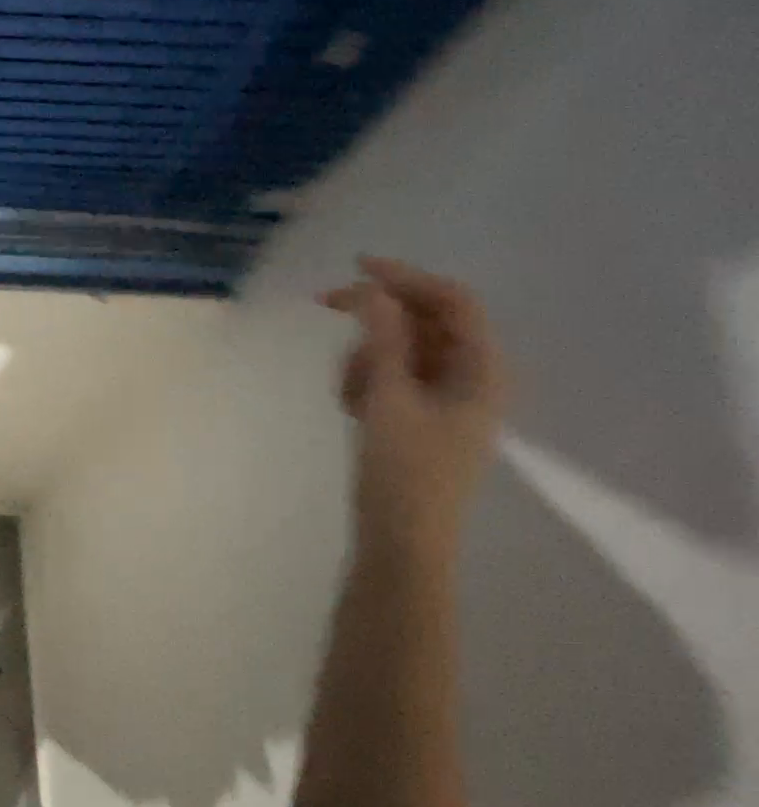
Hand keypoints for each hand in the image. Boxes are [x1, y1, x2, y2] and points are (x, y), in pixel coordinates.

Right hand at [319, 257, 505, 557]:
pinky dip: (367, 378)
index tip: (356, 266)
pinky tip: (350, 406)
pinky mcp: (421, 415)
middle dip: (377, 315)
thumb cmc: (404, 470)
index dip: (407, 276)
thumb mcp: (388, 397)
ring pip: (402, 347)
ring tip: (346, 390)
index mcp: (481, 370)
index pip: (452, 301)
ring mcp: (446, 397)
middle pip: (425, 320)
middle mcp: (470, 376)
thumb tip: (373, 290)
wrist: (403, 539)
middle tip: (324, 305)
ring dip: (367, 353)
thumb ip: (383, 339)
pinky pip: (393, 374)